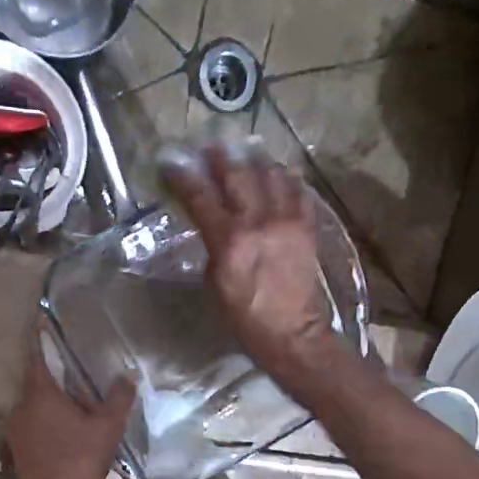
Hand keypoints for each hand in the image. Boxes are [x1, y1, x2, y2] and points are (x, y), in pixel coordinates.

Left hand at [2, 349, 135, 478]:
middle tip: (79, 374)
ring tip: (78, 406)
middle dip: (57, 378)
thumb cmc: (79, 460)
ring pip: (35, 406)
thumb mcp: (107, 427)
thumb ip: (118, 398)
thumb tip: (128, 375)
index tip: (41, 320)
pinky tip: (67, 432)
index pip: (37, 356)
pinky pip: (33, 424)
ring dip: (53, 403)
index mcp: (40, 394)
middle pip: (38, 383)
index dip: (41, 338)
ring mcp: (16, 429)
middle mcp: (21, 407)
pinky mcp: (16, 448)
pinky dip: (48, 421)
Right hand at [161, 143, 344, 384]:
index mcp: (229, 239)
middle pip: (237, 176)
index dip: (183, 176)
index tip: (172, 162)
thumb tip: (209, 223)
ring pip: (270, 175)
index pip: (200, 196)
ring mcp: (287, 220)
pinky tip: (278, 173)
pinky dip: (285, 178)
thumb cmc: (243, 317)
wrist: (291, 333)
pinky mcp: (306, 226)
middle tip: (210, 145)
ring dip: (255, 161)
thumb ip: (211, 246)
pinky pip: (297, 191)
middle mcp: (258, 221)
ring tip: (246, 152)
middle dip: (220, 157)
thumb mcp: (214, 282)